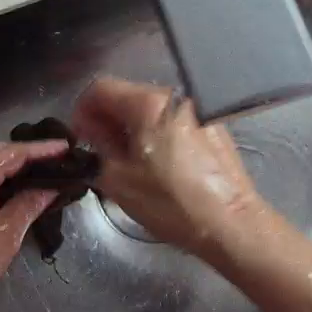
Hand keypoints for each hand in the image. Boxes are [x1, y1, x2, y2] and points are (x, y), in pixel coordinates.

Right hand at [72, 77, 269, 259]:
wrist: (232, 223)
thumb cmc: (172, 202)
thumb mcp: (118, 180)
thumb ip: (96, 149)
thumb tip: (90, 133)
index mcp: (148, 102)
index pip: (100, 88)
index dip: (81, 111)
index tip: (80, 138)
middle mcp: (174, 95)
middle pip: (126, 96)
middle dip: (106, 121)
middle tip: (100, 153)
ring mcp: (196, 108)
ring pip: (150, 109)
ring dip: (131, 128)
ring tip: (128, 161)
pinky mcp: (212, 125)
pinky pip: (172, 120)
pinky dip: (157, 133)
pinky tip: (158, 164)